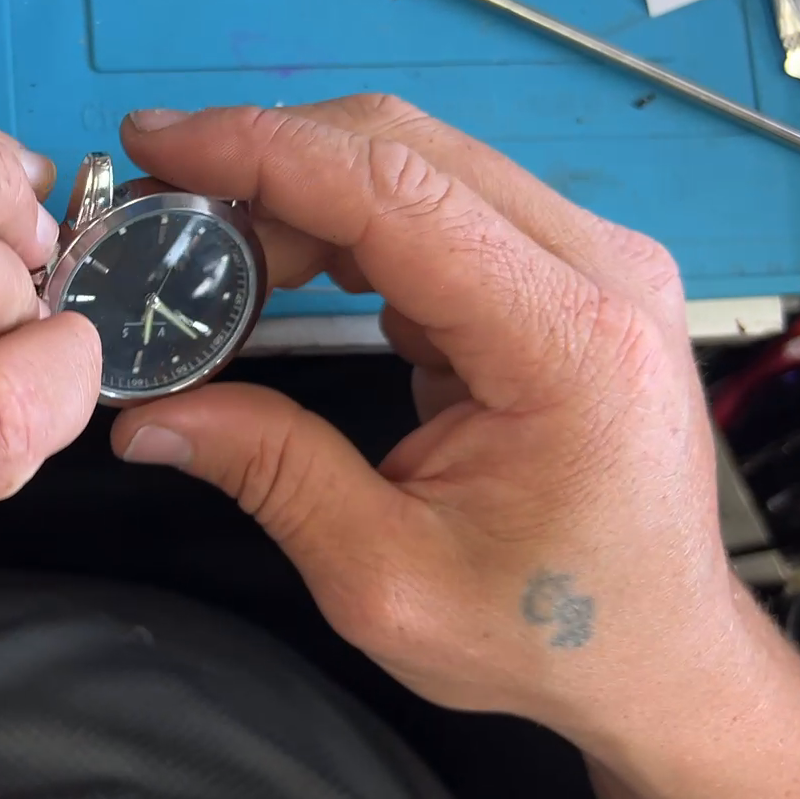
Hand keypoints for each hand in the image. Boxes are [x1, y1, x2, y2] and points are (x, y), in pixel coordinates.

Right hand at [109, 99, 737, 739]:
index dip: (259, 151)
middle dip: (257, 154)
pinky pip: (415, 209)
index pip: (390, 192)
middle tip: (154, 192)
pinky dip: (323, 220)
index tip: (155, 141)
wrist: (661, 657)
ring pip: (402, 165)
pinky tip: (265, 261)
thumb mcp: (383, 577)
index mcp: (562, 338)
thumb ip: (265, 473)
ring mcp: (573, 261)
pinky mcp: (541, 276)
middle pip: (397, 149)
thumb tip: (138, 421)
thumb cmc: (546, 631)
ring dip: (285, 187)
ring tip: (194, 236)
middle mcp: (587, 266)